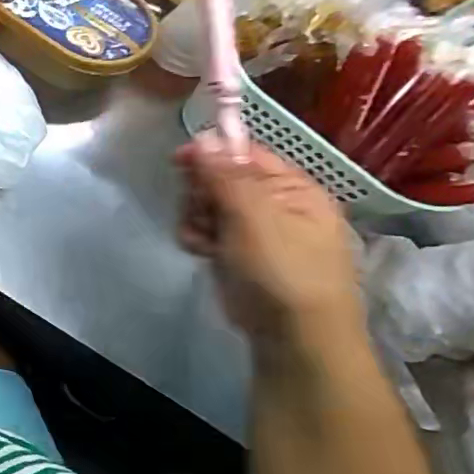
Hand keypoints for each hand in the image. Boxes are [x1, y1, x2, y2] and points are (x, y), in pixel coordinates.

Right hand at [175, 140, 362, 343]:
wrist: (295, 339)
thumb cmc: (282, 270)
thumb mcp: (253, 216)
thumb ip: (225, 174)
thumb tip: (204, 134)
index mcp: (292, 188)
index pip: (246, 153)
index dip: (212, 153)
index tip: (179, 161)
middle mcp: (276, 205)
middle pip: (221, 178)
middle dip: (202, 192)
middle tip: (200, 210)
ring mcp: (256, 231)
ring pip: (209, 206)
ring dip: (197, 217)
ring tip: (202, 239)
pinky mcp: (237, 255)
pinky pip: (208, 232)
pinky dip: (198, 238)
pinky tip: (200, 251)